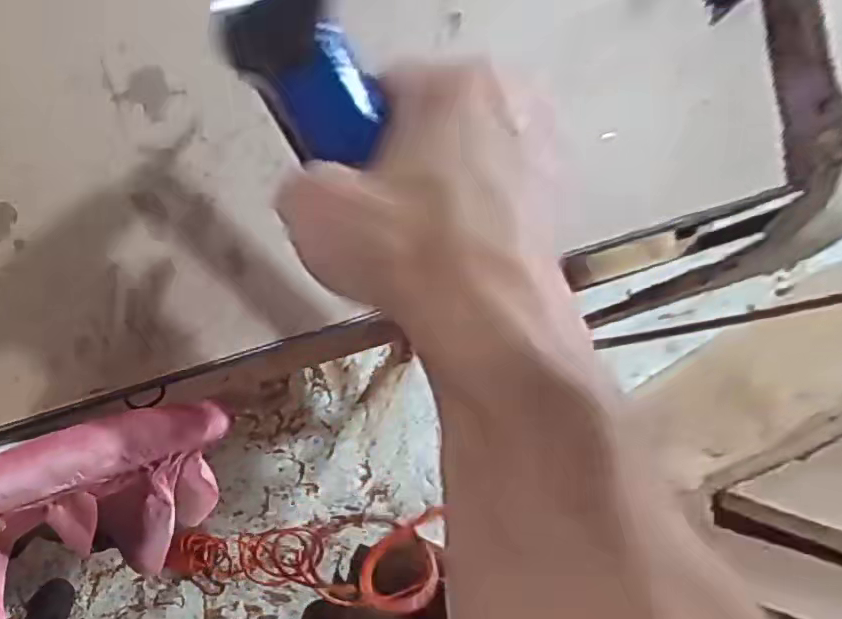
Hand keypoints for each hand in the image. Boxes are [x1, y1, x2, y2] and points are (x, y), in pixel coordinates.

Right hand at [276, 63, 567, 351]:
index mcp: (450, 84)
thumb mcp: (310, 211)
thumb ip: (296, 182)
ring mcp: (535, 149)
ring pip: (448, 167)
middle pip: (416, 128)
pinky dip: (447, 228)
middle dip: (380, 170)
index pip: (373, 90)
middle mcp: (507, 100)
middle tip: (353, 216)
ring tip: (387, 248)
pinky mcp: (545, 199)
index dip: (337, 135)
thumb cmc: (413, 255)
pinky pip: (475, 203)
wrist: (481, 311)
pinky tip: (422, 261)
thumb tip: (303, 189)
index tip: (326, 165)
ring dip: (413, 201)